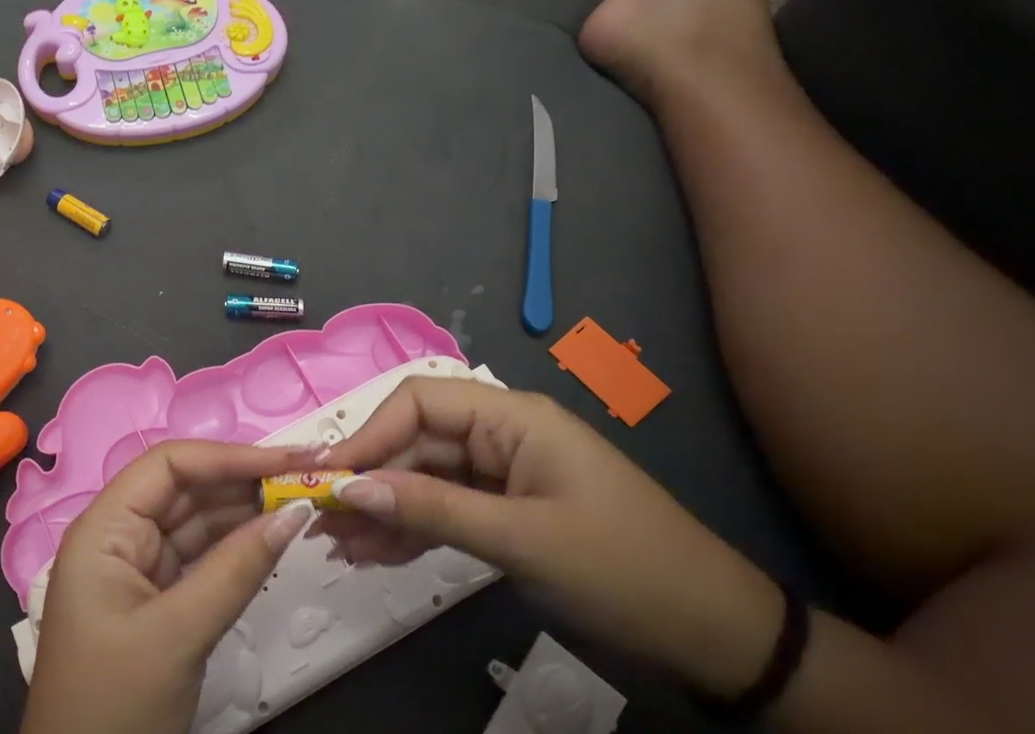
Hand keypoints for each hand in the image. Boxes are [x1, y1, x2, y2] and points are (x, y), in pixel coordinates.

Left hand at [20, 440, 317, 733]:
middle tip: (310, 476)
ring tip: (303, 500)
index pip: (169, 466)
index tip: (289, 460)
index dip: (230, 455)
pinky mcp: (156, 602)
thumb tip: (296, 511)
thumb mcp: (178, 634)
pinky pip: (201, 558)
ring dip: (247, 512)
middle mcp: (118, 538)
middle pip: (186, 489)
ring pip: (197, 522)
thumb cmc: (114, 704)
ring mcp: (137, 570)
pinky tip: (274, 538)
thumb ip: (238, 568)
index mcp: (104, 529)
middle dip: (245, 480)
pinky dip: (237, 548)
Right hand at [316, 378, 784, 698]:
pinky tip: (374, 554)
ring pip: (425, 479)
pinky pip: (446, 510)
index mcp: (513, 417)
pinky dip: (412, 530)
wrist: (713, 633)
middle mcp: (503, 435)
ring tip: (338, 546)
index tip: (326, 477)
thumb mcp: (521, 539)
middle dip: (369, 478)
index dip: (368, 434)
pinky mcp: (508, 513)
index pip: (420, 402)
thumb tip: (349, 488)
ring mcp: (504, 476)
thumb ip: (431, 509)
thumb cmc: (621, 569)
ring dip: (383, 509)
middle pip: (416, 441)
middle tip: (320, 521)